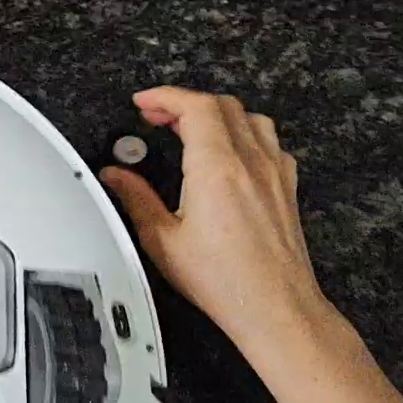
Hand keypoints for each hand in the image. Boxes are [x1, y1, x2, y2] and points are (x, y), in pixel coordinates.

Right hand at [98, 87, 335, 352]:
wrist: (275, 307)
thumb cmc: (224, 280)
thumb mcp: (162, 239)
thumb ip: (136, 198)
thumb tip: (115, 176)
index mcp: (217, 170)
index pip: (196, 107)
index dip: (166, 96)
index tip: (144, 102)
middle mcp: (251, 164)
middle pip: (222, 106)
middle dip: (184, 102)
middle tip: (156, 115)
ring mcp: (274, 174)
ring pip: (250, 118)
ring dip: (215, 113)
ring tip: (188, 127)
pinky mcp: (286, 188)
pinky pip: (268, 141)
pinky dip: (241, 133)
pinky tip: (226, 151)